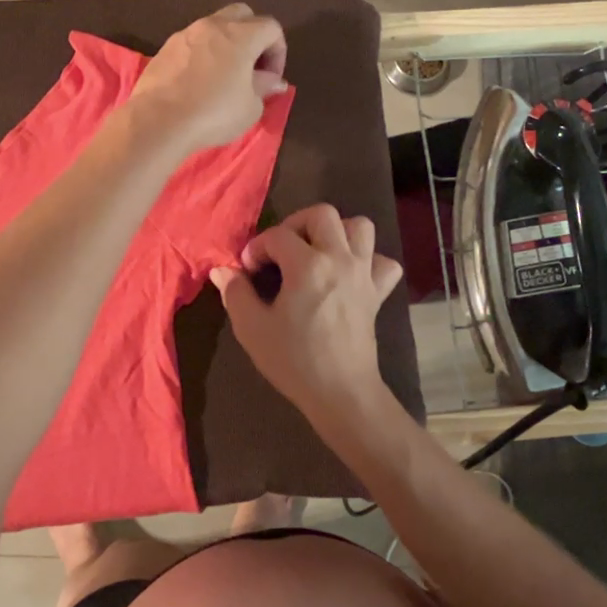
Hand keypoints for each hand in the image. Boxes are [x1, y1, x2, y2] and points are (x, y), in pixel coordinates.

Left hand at [128, 4, 286, 152]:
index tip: (271, 79)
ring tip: (225, 75)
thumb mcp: (251, 107)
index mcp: (241, 35)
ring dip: (226, 44)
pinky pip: (193, 42)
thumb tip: (273, 80)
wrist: (159, 120)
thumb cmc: (214, 113)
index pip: (271, 27)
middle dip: (253, 36)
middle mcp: (214, 26)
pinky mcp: (166, 47)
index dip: (278, 52)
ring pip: (214, 26)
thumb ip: (264, 87)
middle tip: (252, 66)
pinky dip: (203, 54)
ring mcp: (186, 34)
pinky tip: (199, 81)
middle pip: (243, 14)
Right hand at [210, 205, 402, 417]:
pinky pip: (383, 262)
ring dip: (337, 233)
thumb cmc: (294, 360)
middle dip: (296, 225)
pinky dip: (369, 261)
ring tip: (318, 253)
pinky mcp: (378, 292)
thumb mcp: (252, 328)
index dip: (258, 247)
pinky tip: (351, 275)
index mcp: (308, 265)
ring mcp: (364, 274)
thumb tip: (223, 270)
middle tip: (282, 251)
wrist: (340, 392)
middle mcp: (340, 259)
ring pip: (360, 228)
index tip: (248, 269)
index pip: (278, 236)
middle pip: (322, 214)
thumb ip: (236, 293)